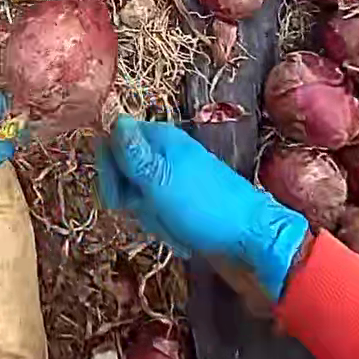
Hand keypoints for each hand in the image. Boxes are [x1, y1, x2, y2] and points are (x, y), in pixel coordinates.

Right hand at [97, 115, 309, 298]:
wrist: (249, 239)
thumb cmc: (204, 207)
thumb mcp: (159, 180)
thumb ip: (132, 153)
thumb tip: (114, 119)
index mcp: (161, 137)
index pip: (113, 141)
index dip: (109, 170)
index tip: (118, 196)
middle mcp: (166, 151)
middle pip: (123, 170)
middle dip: (130, 198)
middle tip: (148, 210)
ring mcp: (176, 175)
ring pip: (138, 194)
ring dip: (149, 216)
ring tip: (170, 224)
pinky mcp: (183, 198)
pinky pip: (157, 209)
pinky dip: (164, 224)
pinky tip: (179, 234)